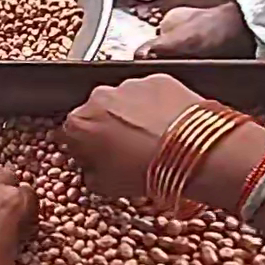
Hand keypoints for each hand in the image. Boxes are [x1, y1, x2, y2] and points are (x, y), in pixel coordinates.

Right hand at [60, 75, 203, 199]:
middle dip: (106, 127)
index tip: (93, 155)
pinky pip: (150, 92)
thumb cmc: (146, 170)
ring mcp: (128, 86)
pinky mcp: (158, 78)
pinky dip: (155, 104)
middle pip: (95, 112)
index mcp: (77, 124)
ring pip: (123, 101)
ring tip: (151, 136)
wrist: (195, 153)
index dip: (81, 146)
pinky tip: (167, 124)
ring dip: (131, 114)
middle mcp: (98, 98)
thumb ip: (89, 174)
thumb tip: (92, 170)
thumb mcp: (105, 186)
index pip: (69, 133)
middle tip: (126, 147)